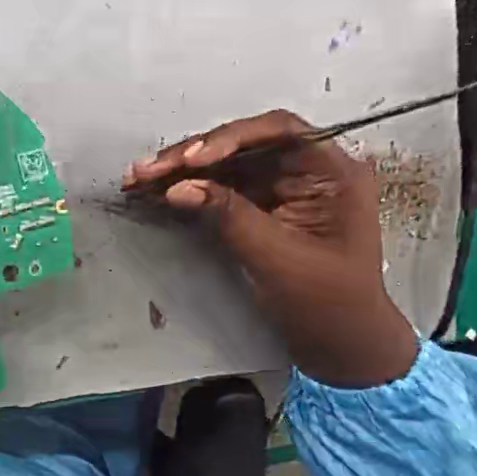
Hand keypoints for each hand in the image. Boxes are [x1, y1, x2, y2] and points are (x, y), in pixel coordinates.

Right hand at [124, 110, 418, 386]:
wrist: (338, 343)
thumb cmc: (327, 302)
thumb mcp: (278, 258)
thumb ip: (230, 217)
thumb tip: (178, 188)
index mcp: (333, 173)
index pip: (281, 132)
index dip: (232, 137)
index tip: (192, 159)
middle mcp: (306, 170)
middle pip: (242, 145)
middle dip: (191, 155)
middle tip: (147, 168)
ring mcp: (279, 186)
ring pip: (223, 163)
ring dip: (179, 170)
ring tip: (138, 177)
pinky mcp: (256, 204)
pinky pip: (217, 186)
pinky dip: (185, 187)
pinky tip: (153, 190)